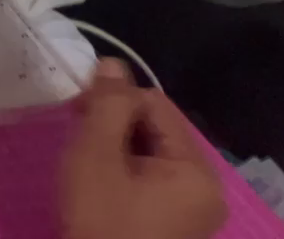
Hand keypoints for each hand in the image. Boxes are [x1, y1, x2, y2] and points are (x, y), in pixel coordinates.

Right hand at [60, 59, 227, 238]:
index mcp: (195, 169)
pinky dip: (124, 166)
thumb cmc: (101, 217)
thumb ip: (107, 105)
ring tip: (87, 160)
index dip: (113, 99)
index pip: (154, 103)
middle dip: (114, 122)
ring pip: (151, 149)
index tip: (77, 113)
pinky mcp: (177, 221)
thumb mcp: (96, 154)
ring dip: (116, 143)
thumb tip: (114, 63)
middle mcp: (206, 187)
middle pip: (156, 126)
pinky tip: (101, 179)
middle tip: (79, 136)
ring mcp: (194, 207)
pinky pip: (153, 174)